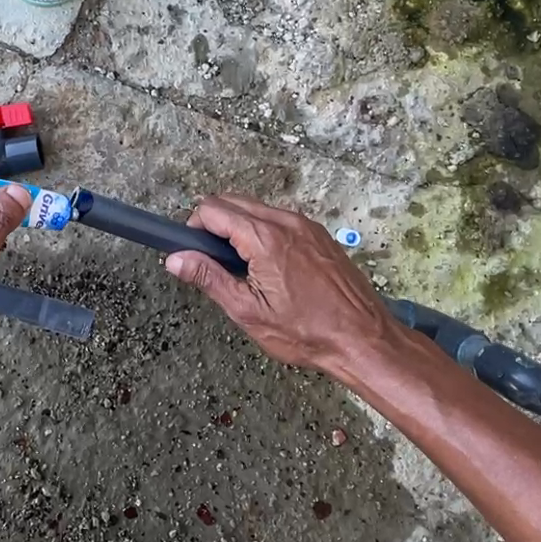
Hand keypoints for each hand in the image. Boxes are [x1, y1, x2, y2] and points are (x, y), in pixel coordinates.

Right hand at [164, 194, 393, 377]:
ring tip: (243, 268)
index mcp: (264, 238)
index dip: (194, 228)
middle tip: (214, 262)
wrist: (364, 340)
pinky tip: (268, 266)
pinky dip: (262, 231)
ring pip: (255, 208)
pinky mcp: (318, 234)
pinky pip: (278, 219)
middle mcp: (285, 222)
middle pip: (231, 201)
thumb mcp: (247, 310)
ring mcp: (305, 226)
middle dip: (213, 224)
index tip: (195, 252)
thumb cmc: (308, 332)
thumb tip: (176, 259)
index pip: (212, 209)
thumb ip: (208, 277)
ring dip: (238, 227)